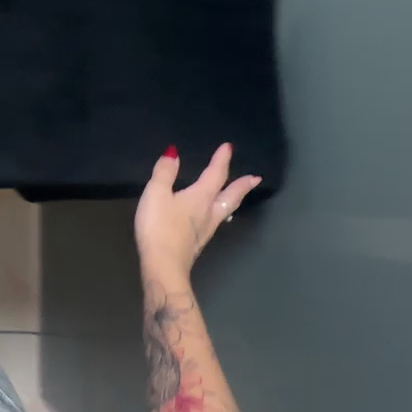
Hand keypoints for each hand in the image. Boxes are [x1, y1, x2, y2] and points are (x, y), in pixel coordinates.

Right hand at [133, 143, 260, 285]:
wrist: (163, 264)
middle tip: (256, 178)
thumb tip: (174, 152)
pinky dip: (222, 210)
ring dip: (235, 198)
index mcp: (200, 198)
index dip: (221, 160)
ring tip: (240, 193)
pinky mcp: (199, 240)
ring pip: (226, 209)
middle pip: (230, 196)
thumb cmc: (159, 226)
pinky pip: (217, 219)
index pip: (215, 175)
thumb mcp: (156, 193)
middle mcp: (208, 212)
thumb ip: (164, 172)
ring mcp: (206, 229)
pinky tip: (215, 213)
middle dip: (242, 185)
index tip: (229, 147)